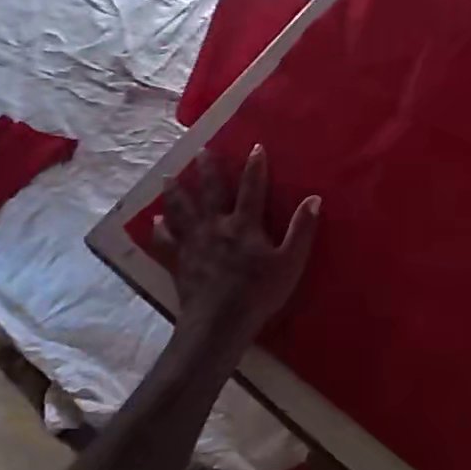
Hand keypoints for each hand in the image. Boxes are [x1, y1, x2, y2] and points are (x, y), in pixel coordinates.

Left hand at [154, 145, 319, 331]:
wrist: (218, 323)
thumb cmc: (258, 293)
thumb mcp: (290, 263)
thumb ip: (302, 230)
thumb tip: (314, 199)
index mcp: (244, 224)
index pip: (252, 188)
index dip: (255, 166)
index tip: (256, 146)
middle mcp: (216, 225)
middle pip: (210, 191)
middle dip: (208, 169)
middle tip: (201, 151)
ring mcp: (194, 242)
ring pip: (181, 210)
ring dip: (175, 192)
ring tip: (168, 179)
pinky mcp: (179, 261)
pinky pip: (166, 242)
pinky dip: (160, 230)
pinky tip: (155, 222)